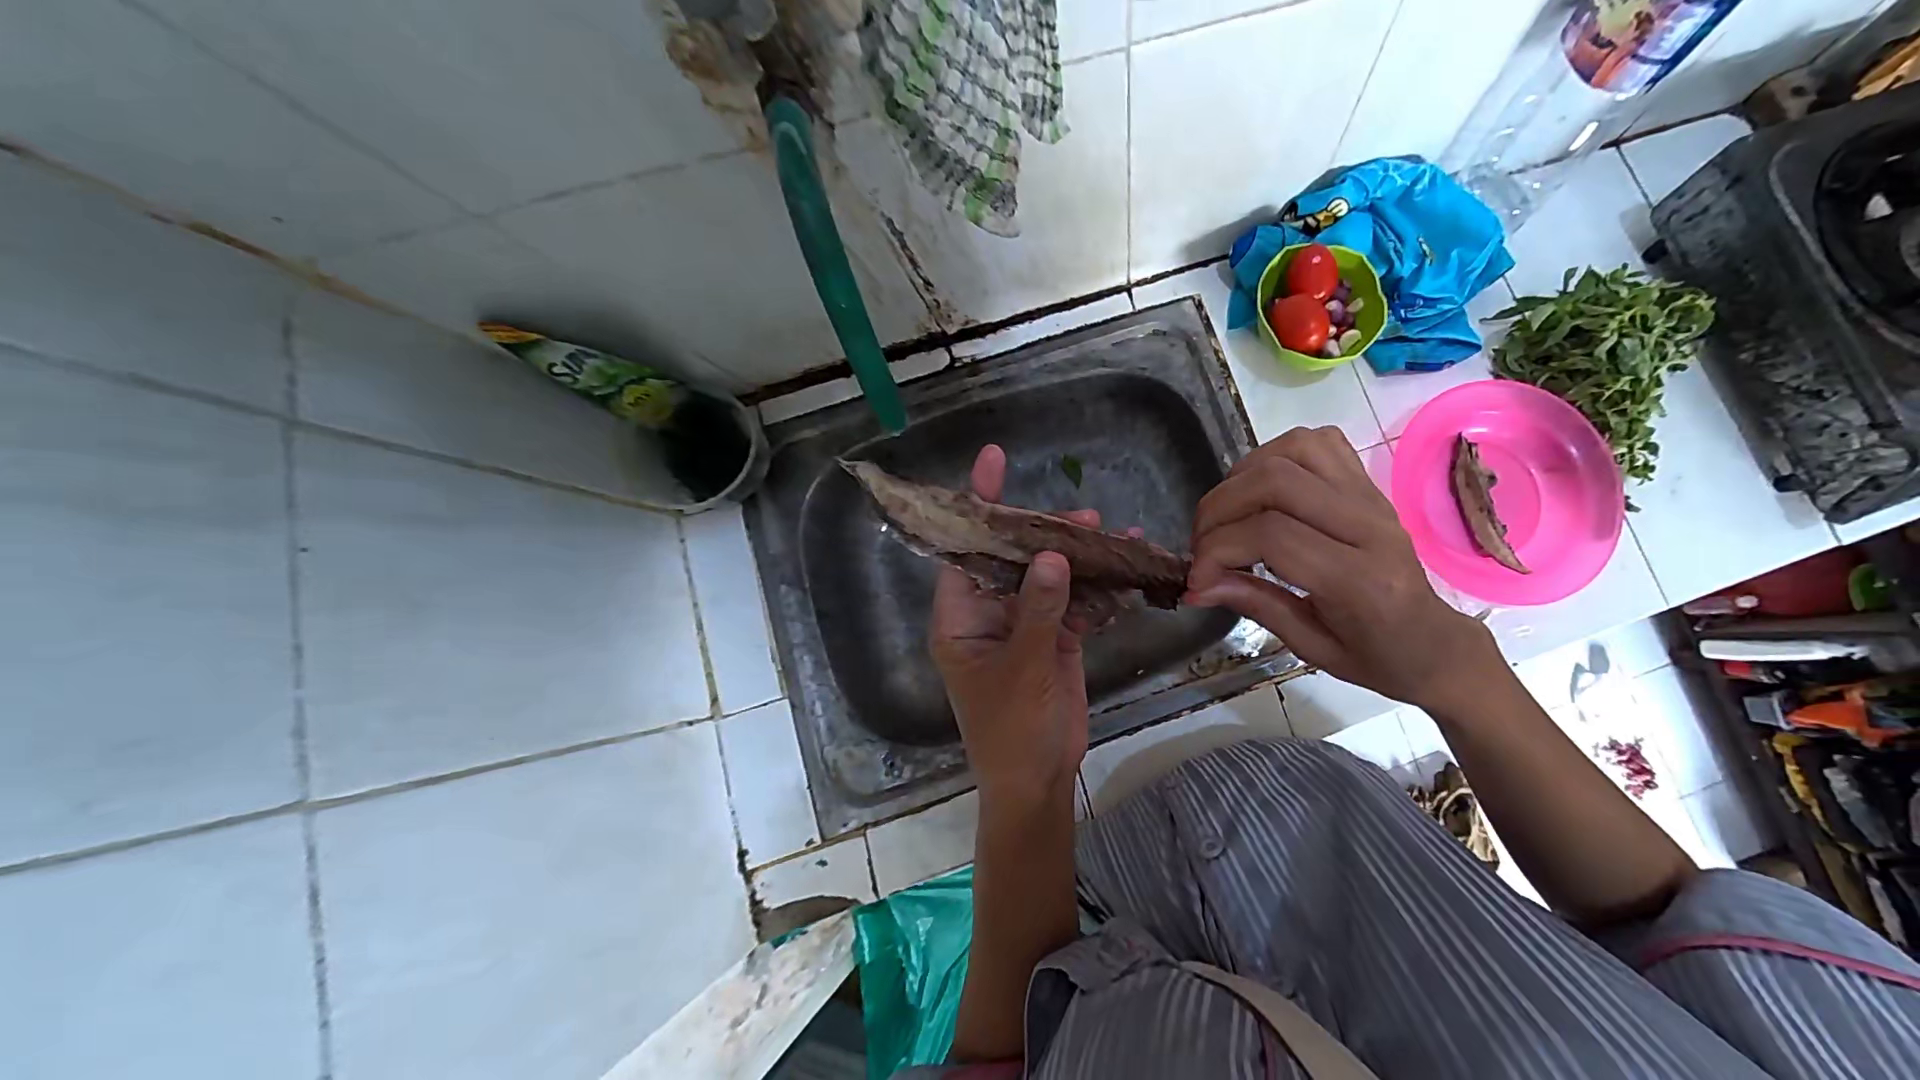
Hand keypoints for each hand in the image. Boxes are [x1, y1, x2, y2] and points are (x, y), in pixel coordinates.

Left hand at [930, 445, 1090, 804]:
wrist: (1037, 780)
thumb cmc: (1013, 729)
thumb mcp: (1023, 668)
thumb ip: (1038, 610)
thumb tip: (1052, 555)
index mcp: (960, 616)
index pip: (965, 550)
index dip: (977, 506)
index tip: (993, 461)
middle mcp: (988, 614)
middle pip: (1014, 558)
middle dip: (1044, 534)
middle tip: (1083, 516)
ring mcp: (1023, 626)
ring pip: (1049, 578)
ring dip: (1077, 558)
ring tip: (1111, 535)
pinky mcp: (1054, 640)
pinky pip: (1074, 604)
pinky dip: (1097, 589)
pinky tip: (1125, 569)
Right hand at [1184, 426, 1503, 714]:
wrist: (1434, 641)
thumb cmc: (1375, 656)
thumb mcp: (1310, 646)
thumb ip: (1253, 603)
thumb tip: (1194, 584)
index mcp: (1361, 580)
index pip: (1271, 536)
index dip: (1217, 550)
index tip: (1196, 579)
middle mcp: (1370, 525)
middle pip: (1275, 482)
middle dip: (1218, 510)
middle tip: (1202, 544)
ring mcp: (1372, 497)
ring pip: (1292, 451)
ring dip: (1241, 478)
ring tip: (1227, 516)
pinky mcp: (1368, 483)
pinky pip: (1317, 442)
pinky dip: (1274, 456)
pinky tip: (1260, 491)